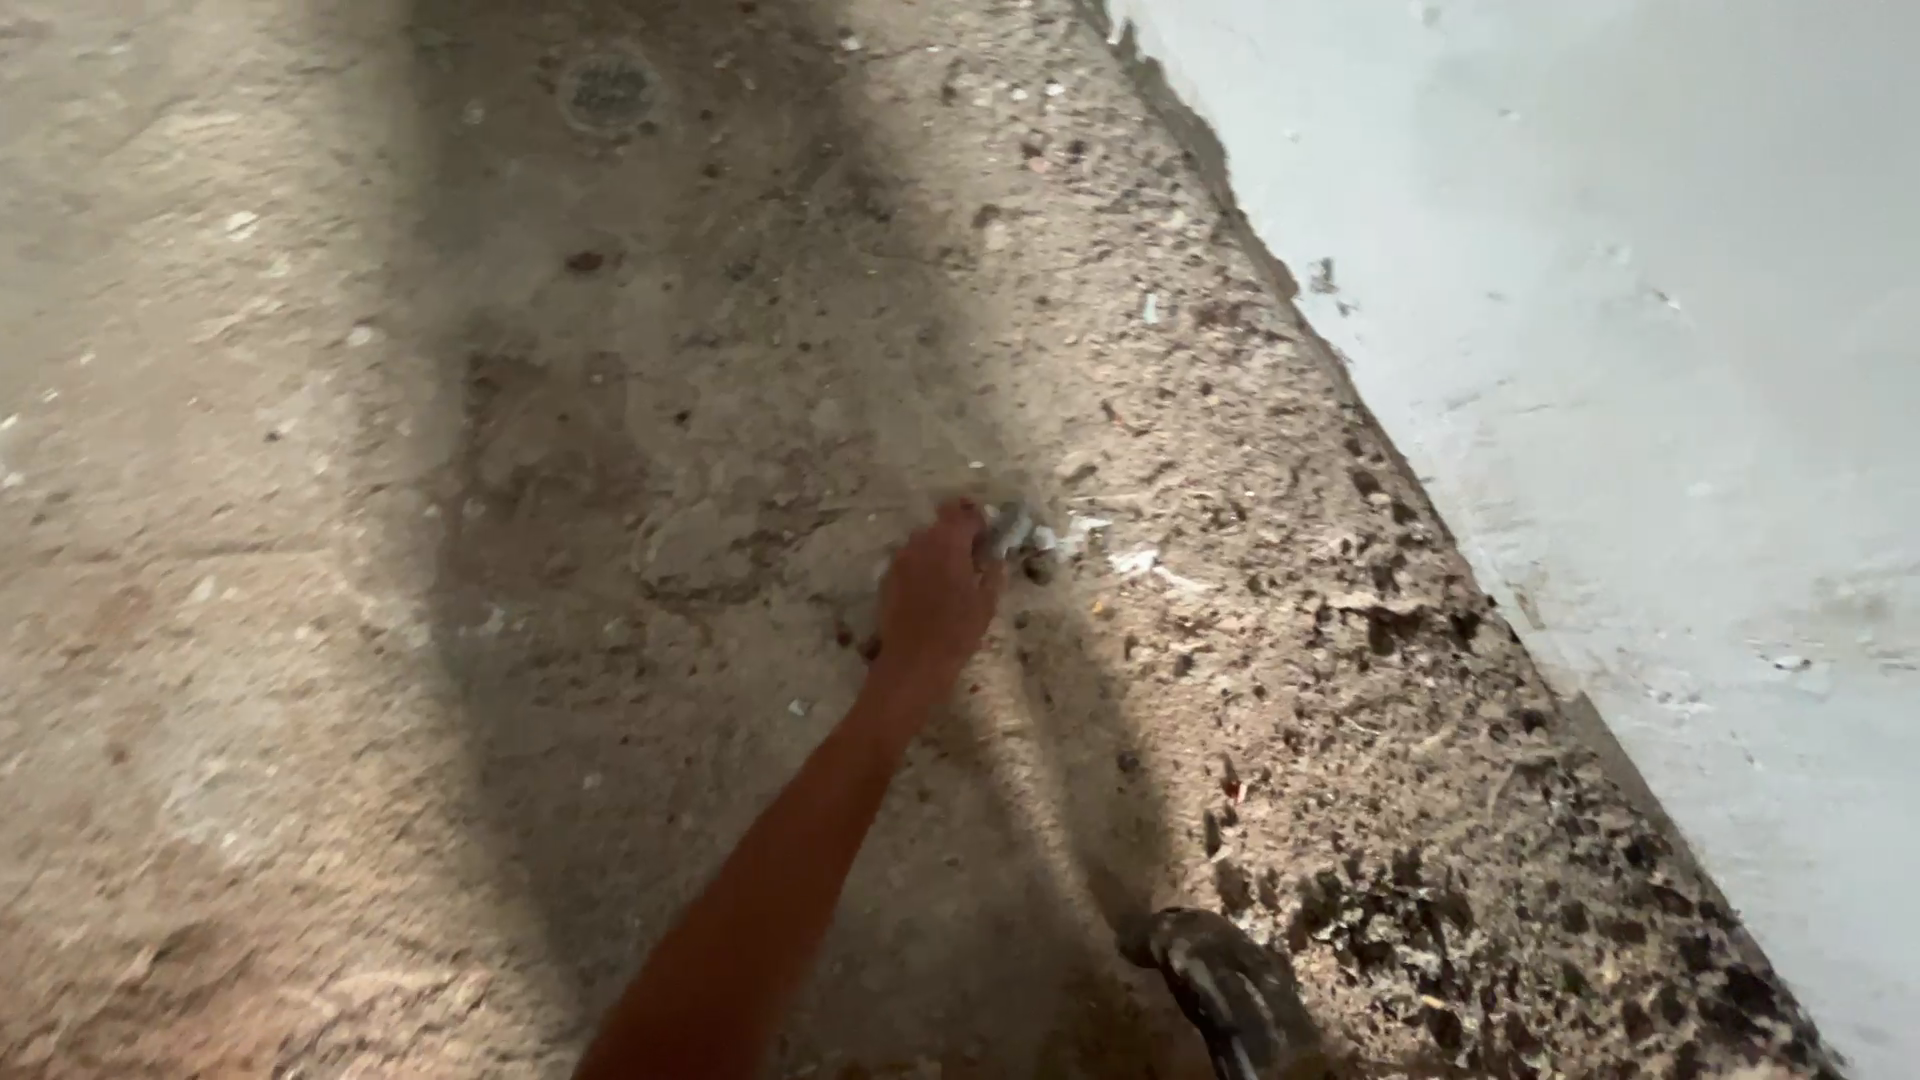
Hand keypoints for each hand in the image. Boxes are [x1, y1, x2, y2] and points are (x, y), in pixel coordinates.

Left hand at [868, 498, 1005, 709]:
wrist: (914, 660)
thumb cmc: (957, 631)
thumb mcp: (986, 602)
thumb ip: (993, 573)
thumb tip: (996, 558)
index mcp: (949, 543)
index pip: (965, 515)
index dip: (979, 521)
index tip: (989, 537)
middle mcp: (921, 543)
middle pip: (942, 524)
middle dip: (959, 533)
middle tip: (973, 555)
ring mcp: (901, 559)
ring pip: (924, 541)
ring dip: (939, 549)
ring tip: (952, 574)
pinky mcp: (888, 577)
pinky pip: (910, 560)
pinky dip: (923, 565)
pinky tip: (931, 588)